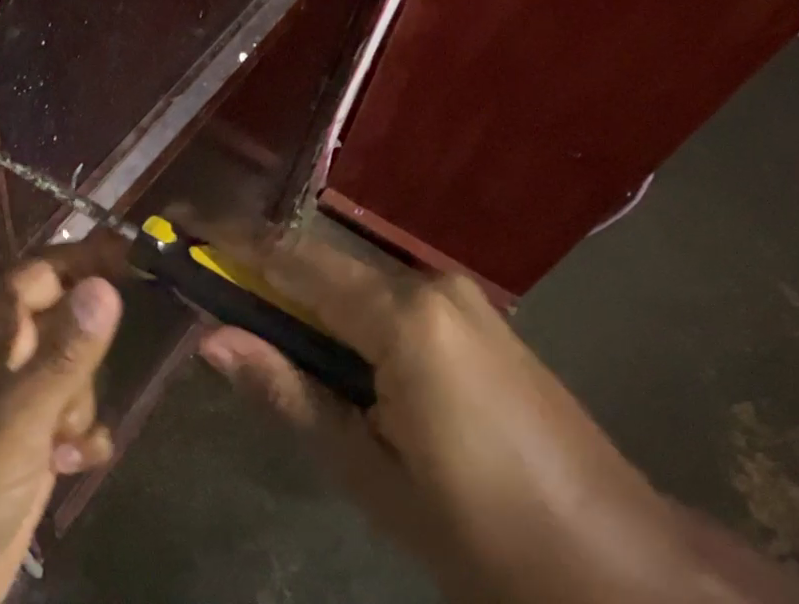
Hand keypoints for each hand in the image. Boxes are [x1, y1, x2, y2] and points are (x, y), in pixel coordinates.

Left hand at [0, 240, 123, 603]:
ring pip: (76, 373)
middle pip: (65, 321)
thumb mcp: (16, 422)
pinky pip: (75, 416)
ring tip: (56, 445)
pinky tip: (69, 466)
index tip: (143, 258)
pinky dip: (80, 438)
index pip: (40, 273)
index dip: (88, 261)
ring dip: (79, 407)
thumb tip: (106, 284)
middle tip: (82, 389)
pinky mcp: (30, 439)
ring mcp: (14, 398)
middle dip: (85, 355)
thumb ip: (66, 356)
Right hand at [198, 219, 736, 603]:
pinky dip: (339, 314)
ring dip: (296, 295)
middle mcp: (434, 290)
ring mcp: (464, 304)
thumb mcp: (367, 469)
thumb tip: (212, 340)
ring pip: (353, 284)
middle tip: (200, 283)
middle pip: (321, 266)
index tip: (177, 229)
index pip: (293, 261)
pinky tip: (317, 347)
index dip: (229, 243)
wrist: (621, 569)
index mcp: (405, 320)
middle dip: (257, 270)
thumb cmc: (480, 527)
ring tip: (245, 318)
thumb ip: (286, 391)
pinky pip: (388, 303)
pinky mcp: (480, 326)